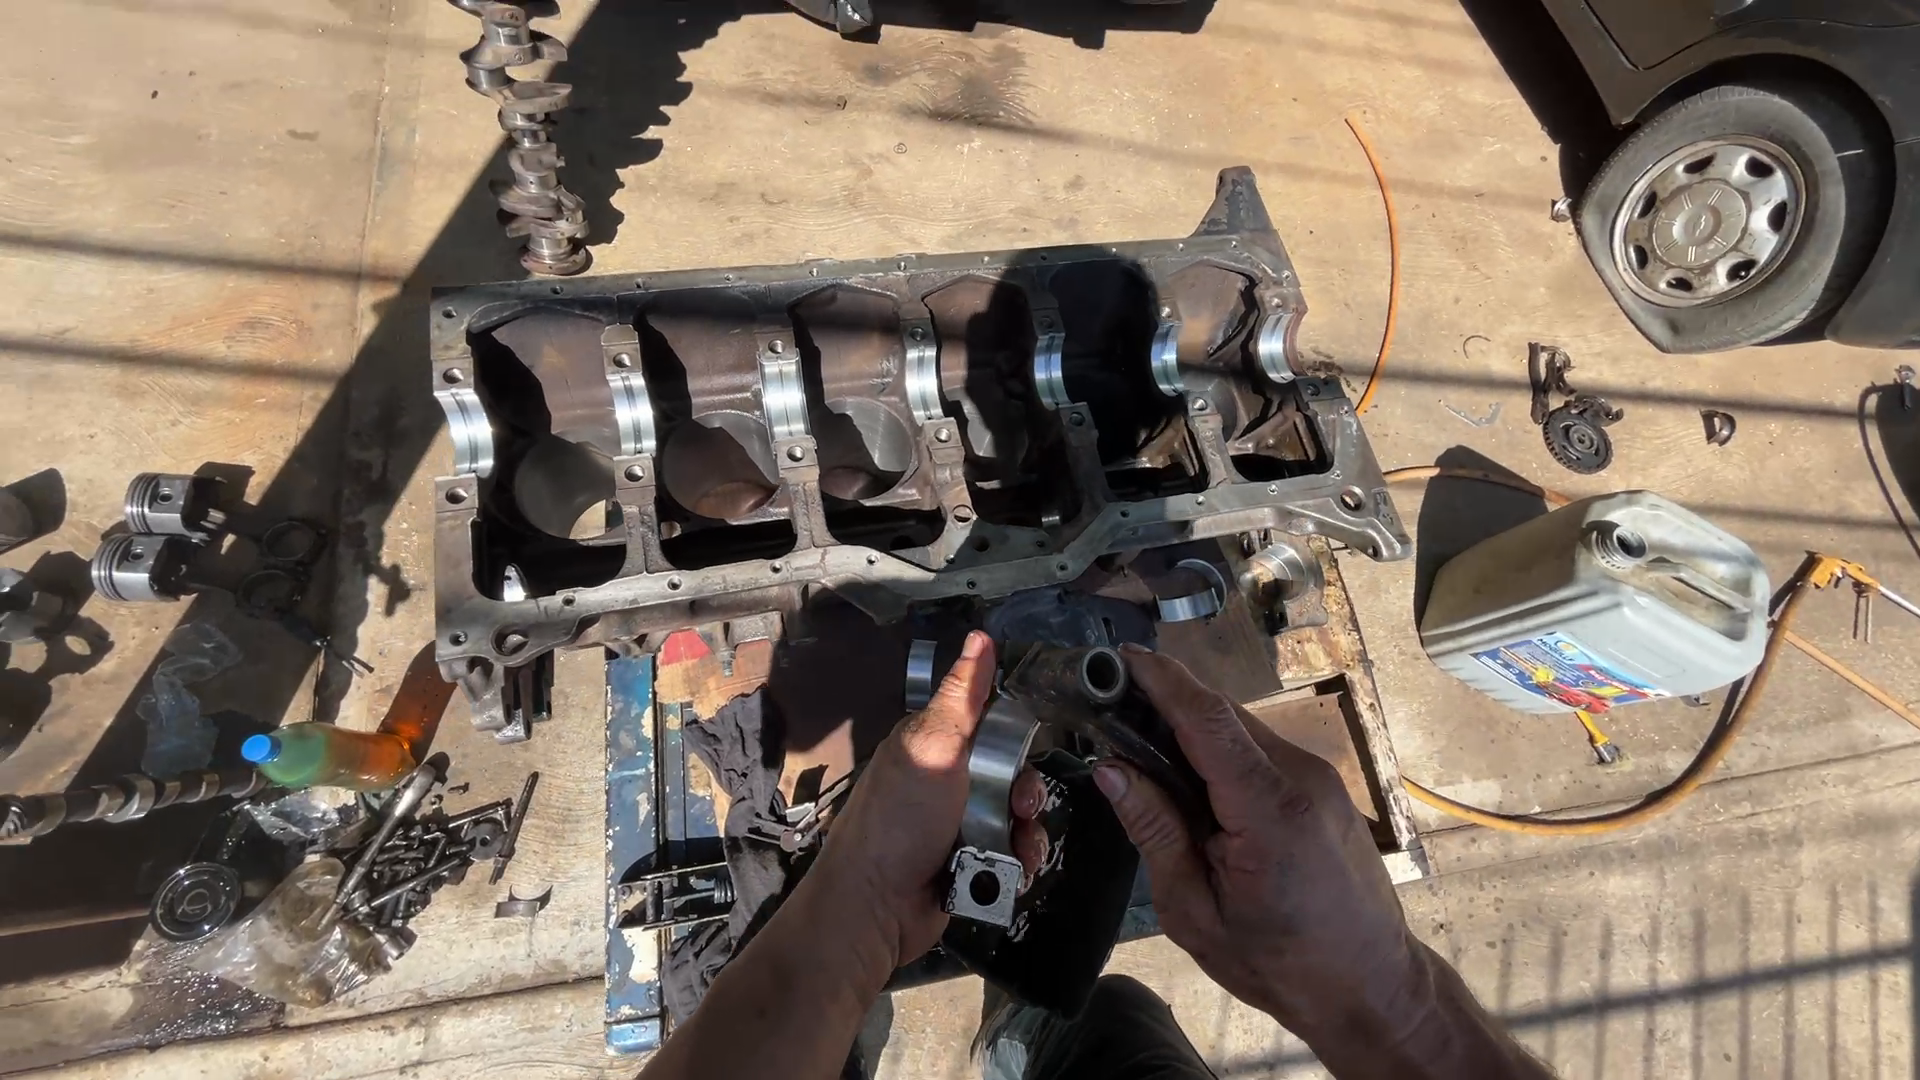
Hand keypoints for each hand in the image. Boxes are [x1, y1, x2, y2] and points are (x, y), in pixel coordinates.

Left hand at [805, 631, 1047, 979]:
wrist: (875, 905)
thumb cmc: (902, 815)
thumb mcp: (935, 744)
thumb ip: (964, 695)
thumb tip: (982, 635)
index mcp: (936, 742)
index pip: (991, 723)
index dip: (1016, 733)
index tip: (1030, 746)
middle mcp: (949, 778)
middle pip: (1013, 772)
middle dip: (1026, 790)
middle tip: (1020, 806)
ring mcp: (960, 822)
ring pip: (1018, 815)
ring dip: (1027, 831)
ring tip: (1019, 848)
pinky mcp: (971, 861)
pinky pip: (1012, 851)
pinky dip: (1019, 860)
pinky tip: (1016, 870)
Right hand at [1094, 646, 1431, 1048]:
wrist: (1375, 989)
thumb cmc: (1278, 963)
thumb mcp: (1194, 910)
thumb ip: (1153, 831)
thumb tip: (1109, 767)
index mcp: (1270, 810)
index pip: (1208, 720)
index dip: (1162, 681)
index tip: (1119, 658)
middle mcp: (1301, 776)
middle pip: (1221, 715)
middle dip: (1165, 702)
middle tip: (1110, 708)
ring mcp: (1318, 776)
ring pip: (1238, 728)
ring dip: (1189, 727)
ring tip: (1142, 745)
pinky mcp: (1322, 783)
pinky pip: (1256, 747)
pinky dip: (1216, 747)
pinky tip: (1190, 776)